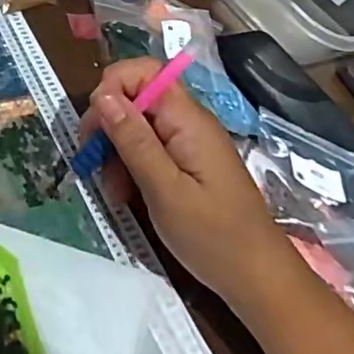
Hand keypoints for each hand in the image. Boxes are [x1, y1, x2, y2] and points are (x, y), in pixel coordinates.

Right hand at [77, 59, 272, 297]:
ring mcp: (188, 142)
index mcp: (187, 119)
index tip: (96, 124)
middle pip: (136, 96)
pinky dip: (130, 164)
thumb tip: (102, 95)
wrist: (262, 282)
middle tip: (92, 159)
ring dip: (116, 149)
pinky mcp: (186, 162)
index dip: (113, 85)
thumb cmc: (215, 237)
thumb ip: (133, 140)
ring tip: (111, 188)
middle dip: (108, 122)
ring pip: (137, 124)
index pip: (144, 71)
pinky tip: (125, 194)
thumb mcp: (165, 190)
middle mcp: (187, 121)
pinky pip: (149, 147)